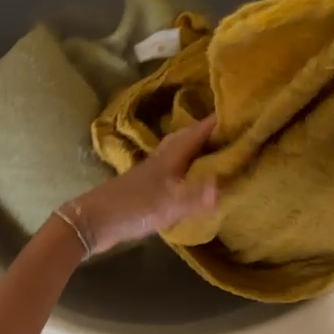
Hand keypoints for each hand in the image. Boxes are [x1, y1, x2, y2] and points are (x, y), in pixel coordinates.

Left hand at [68, 116, 219, 253]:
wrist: (93, 222)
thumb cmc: (133, 207)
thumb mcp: (170, 204)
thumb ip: (197, 195)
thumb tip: (224, 184)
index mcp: (170, 156)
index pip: (198, 132)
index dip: (218, 122)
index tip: (240, 112)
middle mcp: (161, 159)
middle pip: (187, 138)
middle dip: (207, 132)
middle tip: (230, 131)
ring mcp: (150, 173)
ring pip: (178, 153)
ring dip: (195, 149)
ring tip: (214, 152)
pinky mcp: (144, 188)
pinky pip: (171, 171)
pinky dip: (185, 169)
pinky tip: (189, 179)